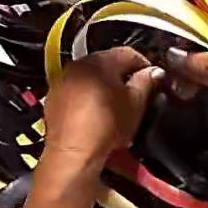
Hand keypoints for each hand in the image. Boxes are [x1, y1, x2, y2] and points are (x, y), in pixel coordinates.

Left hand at [41, 46, 163, 164]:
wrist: (73, 153)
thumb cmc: (107, 125)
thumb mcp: (136, 103)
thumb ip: (146, 82)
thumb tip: (154, 72)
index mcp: (99, 61)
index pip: (129, 53)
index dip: (145, 66)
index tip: (153, 80)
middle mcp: (77, 65)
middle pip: (107, 65)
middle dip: (124, 77)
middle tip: (137, 95)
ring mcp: (62, 82)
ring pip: (90, 79)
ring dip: (105, 88)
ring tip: (116, 107)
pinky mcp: (53, 100)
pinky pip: (76, 93)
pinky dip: (88, 99)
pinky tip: (96, 116)